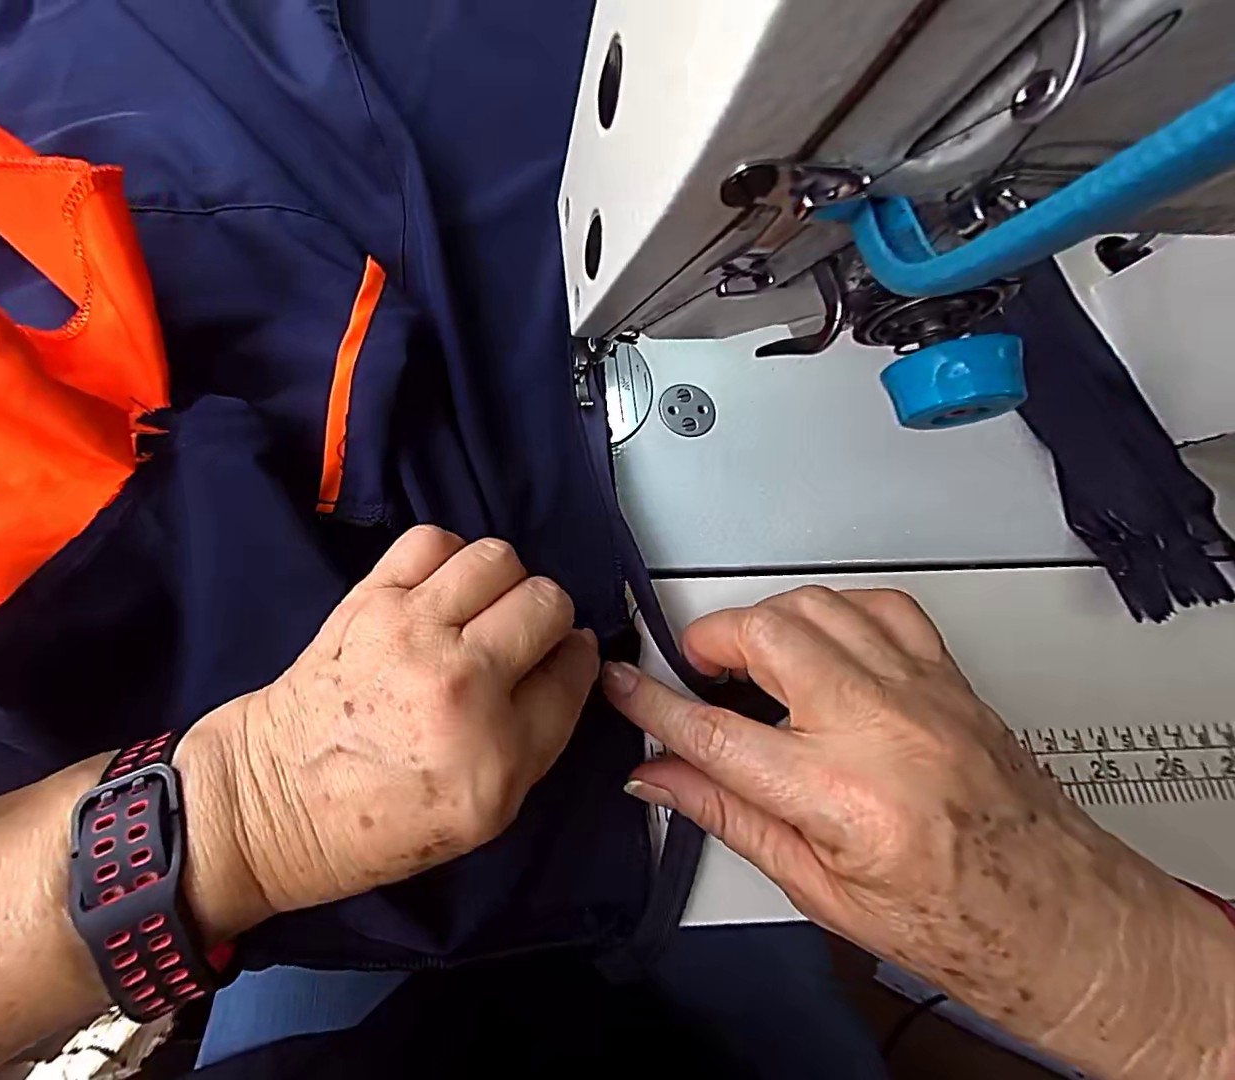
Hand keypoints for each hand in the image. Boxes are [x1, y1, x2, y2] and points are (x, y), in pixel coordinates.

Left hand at [175, 526, 600, 938]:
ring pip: (496, 558)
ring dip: (499, 579)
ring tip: (475, 607)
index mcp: (500, 751)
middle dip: (542, 615)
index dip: (571, 658)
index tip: (556, 656)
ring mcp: (411, 631)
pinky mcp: (367, 601)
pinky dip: (445, 554)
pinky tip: (436, 587)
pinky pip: (430, 540)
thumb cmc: (376, 820)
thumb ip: (537, 732)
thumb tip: (563, 656)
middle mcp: (461, 681)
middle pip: (545, 602)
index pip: (573, 669)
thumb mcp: (485, 810)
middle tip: (515, 634)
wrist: (278, 794)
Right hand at [600, 586, 1234, 1079]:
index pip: (710, 731)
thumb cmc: (964, 930)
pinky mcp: (951, 682)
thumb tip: (652, 774)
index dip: (646, 700)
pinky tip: (813, 644)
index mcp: (845, 800)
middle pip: (760, 636)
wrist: (1091, 939)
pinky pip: (878, 607)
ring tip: (748, 659)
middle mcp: (887, 733)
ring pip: (812, 606)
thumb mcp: (813, 888)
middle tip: (693, 673)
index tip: (616, 680)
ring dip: (760, 623)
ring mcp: (925, 698)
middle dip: (704, 642)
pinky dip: (828, 611)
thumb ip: (720, 812)